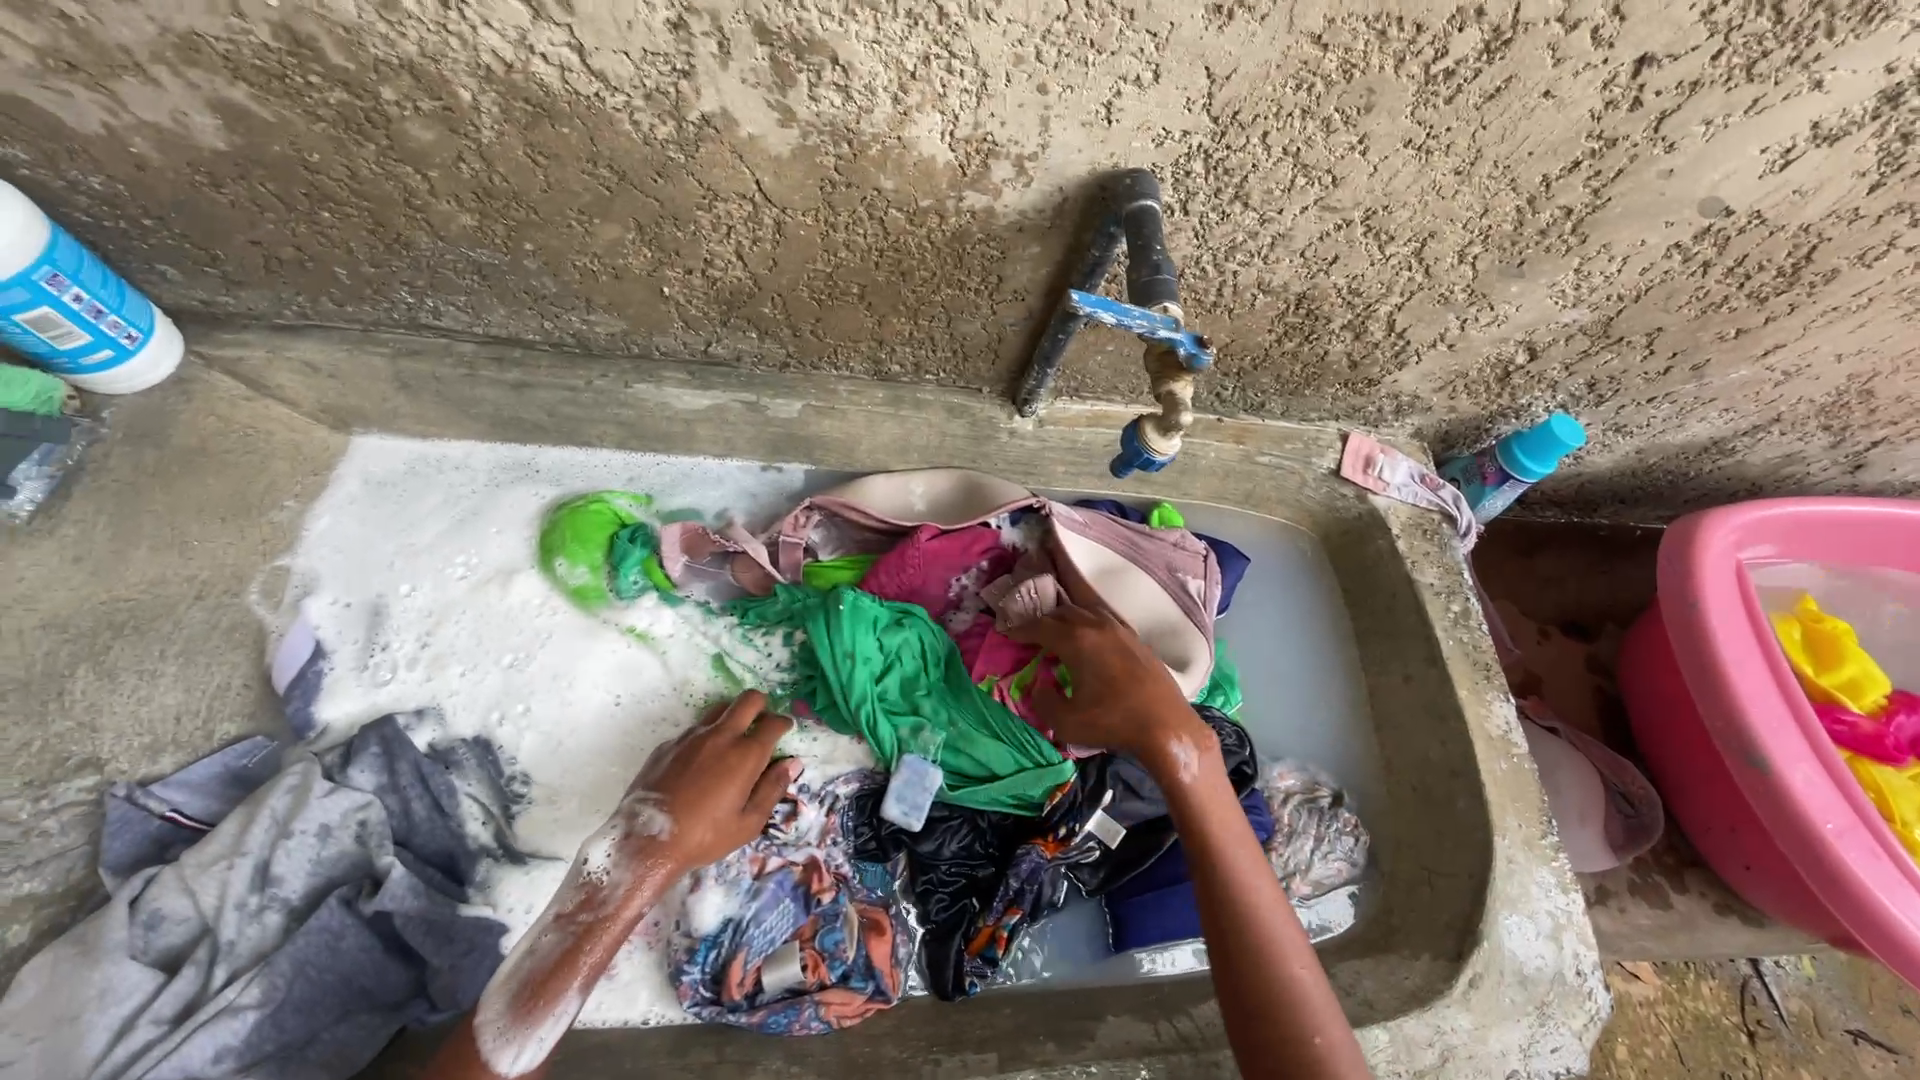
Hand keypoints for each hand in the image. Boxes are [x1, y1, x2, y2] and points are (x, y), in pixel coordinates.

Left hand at [621, 690, 800, 873]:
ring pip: (719, 709)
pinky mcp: (667, 745)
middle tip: (763, 720)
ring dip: (732, 716)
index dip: (783, 723)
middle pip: (748, 700)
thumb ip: (773, 789)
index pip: (773, 723)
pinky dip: (706, 736)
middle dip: (762, 704)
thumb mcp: (749, 823)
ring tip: (733, 737)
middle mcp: (719, 737)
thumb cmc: (705, 837)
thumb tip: (792, 763)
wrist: (646, 844)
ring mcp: (690, 738)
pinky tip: (701, 761)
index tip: (785, 729)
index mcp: (745, 755)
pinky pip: (693, 730)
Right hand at [1006, 602, 1216, 780]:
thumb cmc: (1113, 723)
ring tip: (1057, 632)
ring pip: (1086, 611)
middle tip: (1030, 633)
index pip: (1039, 626)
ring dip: (1067, 618)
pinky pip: (1104, 620)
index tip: (1006, 633)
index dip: (1019, 629)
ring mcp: (1120, 629)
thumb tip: (1040, 684)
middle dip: (1042, 620)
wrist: (1167, 727)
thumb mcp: (1064, 722)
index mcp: (1076, 640)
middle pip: (1062, 612)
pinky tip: (1089, 639)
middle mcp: (1097, 626)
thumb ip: (1042, 700)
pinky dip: (1088, 623)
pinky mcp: (1137, 639)